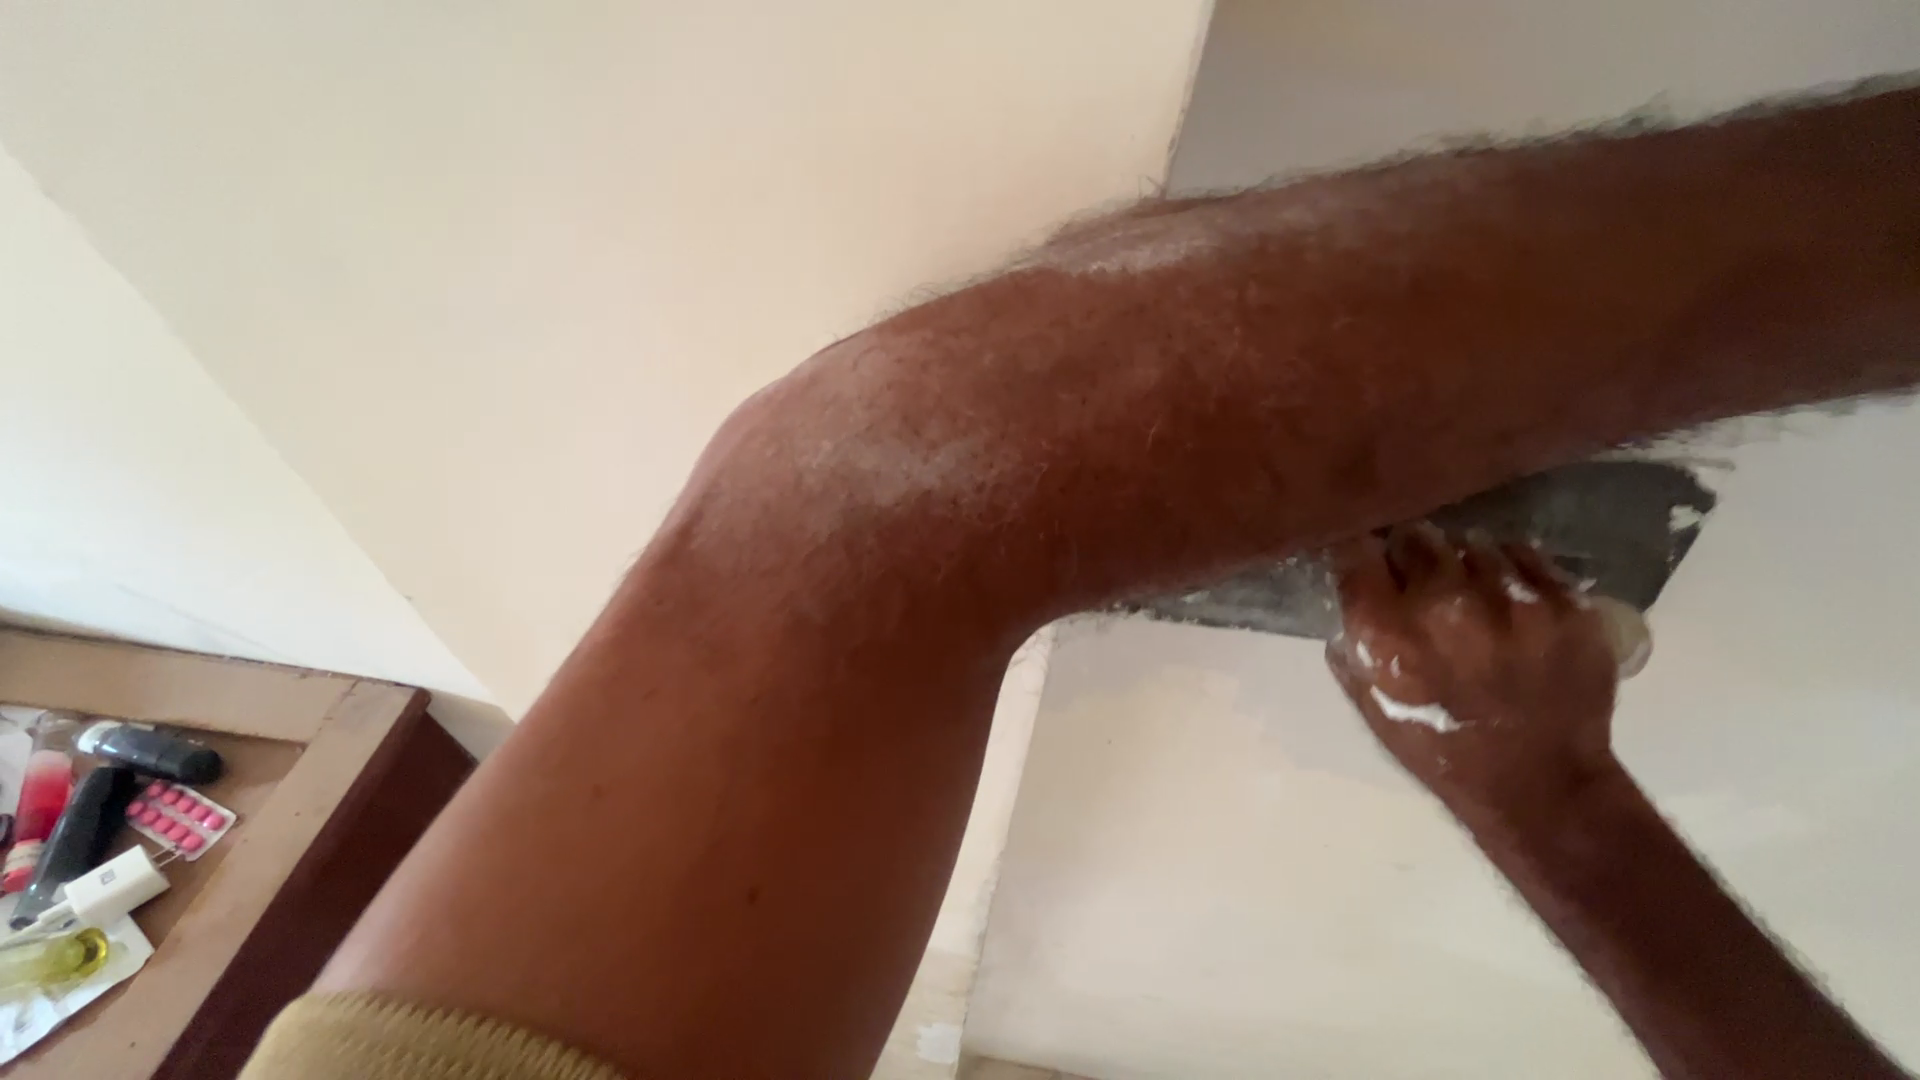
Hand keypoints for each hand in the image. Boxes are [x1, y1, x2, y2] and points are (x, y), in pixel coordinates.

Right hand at [1326, 525, 1623, 825]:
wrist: (1538, 784)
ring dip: (1462, 563)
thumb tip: (1352, 592)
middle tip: (1420, 580)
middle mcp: (1442, 604)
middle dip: (1411, 556)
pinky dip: (1510, 570)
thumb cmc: (1436, 745)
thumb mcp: (1367, 699)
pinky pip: (1524, 556)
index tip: (1365, 562)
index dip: (1358, 553)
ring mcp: (1509, 600)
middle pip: (1414, 537)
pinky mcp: (1564, 604)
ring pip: (1471, 543)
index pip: (1354, 550)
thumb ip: (1353, 640)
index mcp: (1385, 631)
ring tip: (1470, 593)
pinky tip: (1508, 599)